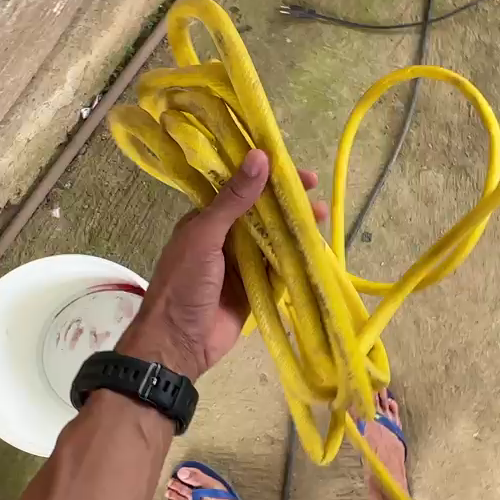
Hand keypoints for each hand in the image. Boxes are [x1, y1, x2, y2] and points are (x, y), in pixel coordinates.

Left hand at [117, 150, 327, 379]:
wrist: (178, 343)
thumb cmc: (183, 284)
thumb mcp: (206, 236)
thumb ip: (234, 200)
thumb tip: (259, 157)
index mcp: (207, 220)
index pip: (240, 189)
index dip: (265, 176)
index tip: (291, 166)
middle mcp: (227, 239)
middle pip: (263, 213)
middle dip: (287, 201)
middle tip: (314, 190)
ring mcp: (243, 265)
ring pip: (275, 239)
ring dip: (296, 228)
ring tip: (321, 216)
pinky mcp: (258, 288)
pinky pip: (281, 268)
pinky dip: (298, 258)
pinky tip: (316, 248)